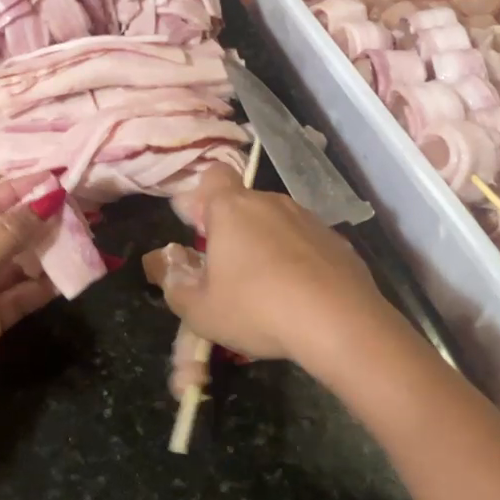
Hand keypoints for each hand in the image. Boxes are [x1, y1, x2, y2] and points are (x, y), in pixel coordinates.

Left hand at [0, 178, 58, 459]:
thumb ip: (4, 237)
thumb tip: (44, 200)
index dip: (15, 192)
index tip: (54, 179)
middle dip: (34, 222)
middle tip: (77, 208)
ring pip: (12, 265)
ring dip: (42, 253)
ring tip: (81, 238)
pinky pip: (17, 296)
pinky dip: (41, 287)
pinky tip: (68, 276)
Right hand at [158, 165, 401, 372]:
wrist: (341, 325)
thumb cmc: (257, 310)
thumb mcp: (199, 309)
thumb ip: (172, 282)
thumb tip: (158, 262)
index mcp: (231, 208)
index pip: (212, 175)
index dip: (203, 197)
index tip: (201, 230)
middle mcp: (271, 202)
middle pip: (244, 204)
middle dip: (234, 231)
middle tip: (228, 273)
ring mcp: (309, 219)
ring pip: (277, 223)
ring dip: (268, 246)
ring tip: (268, 290)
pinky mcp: (339, 242)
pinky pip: (307, 244)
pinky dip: (300, 262)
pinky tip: (301, 297)